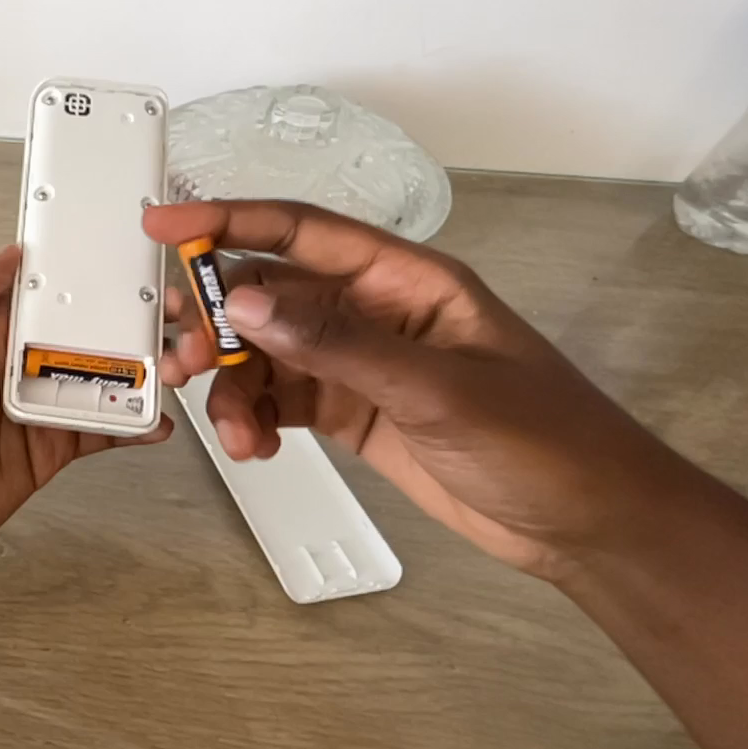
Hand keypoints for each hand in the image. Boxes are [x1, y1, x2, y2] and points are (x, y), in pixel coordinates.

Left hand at [0, 245, 172, 588]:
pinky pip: (98, 430)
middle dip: (122, 321)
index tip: (119, 263)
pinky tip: (156, 421)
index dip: (76, 278)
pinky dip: (130, 425)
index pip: (37, 294)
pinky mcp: (47, 450)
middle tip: (166, 315)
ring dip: (136, 371)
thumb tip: (4, 257)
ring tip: (174, 365)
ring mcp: (32, 409)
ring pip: (96, 378)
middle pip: (76, 333)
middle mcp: (9, 367)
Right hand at [145, 200, 729, 580]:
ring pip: (258, 355)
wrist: (587, 528)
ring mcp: (347, 360)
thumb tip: (242, 303)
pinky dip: (251, 419)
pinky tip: (254, 448)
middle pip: (263, 296)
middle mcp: (363, 310)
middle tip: (181, 361)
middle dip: (215, 326)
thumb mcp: (437, 388)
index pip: (299, 232)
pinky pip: (272, 399)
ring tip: (233, 433)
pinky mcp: (338, 406)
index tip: (160, 224)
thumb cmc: (540, 441)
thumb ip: (336, 343)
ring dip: (232, 389)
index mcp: (399, 280)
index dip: (226, 219)